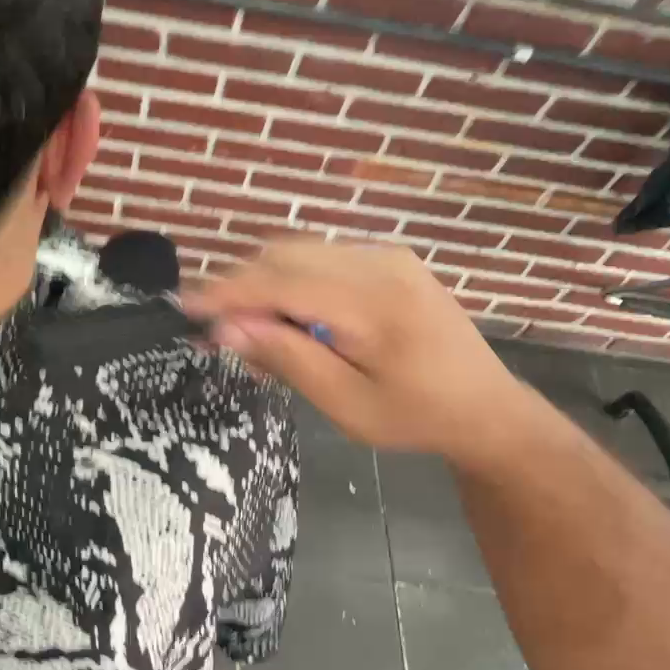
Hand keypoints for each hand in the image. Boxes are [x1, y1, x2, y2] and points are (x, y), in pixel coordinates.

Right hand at [183, 240, 537, 456]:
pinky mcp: (389, 260)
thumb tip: (227, 328)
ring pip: (300, 253)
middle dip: (240, 287)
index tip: (184, 307)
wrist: (485, 407)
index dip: (227, 292)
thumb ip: (288, 358)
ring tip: (248, 332)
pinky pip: (323, 258)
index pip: (282, 282)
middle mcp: (380, 264)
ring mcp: (388, 256)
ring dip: (264, 284)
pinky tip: (287, 320)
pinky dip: (291, 282)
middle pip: (286, 257)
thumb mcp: (346, 404)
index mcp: (374, 304)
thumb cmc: (414, 417)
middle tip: (212, 330)